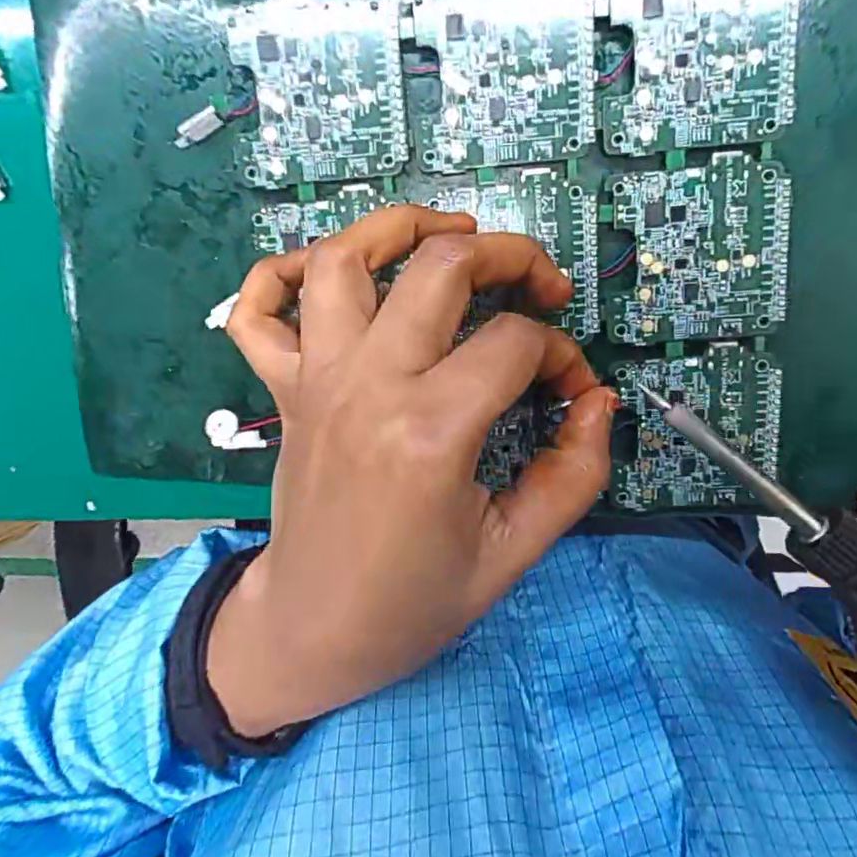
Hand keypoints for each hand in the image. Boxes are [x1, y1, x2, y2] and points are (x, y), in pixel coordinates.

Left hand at [211, 205, 618, 736]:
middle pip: (441, 268)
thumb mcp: (513, 551)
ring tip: (447, 234)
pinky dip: (282, 273)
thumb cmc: (412, 603)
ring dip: (397, 227)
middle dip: (508, 254)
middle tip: (537, 282)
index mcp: (432, 430)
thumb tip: (598, 403)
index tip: (571, 392)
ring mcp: (316, 381)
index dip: (563, 357)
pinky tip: (329, 274)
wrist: (314, 629)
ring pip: (342, 261)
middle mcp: (369, 385)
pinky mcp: (283, 392)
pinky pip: (257, 309)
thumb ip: (573, 474)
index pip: (518, 346)